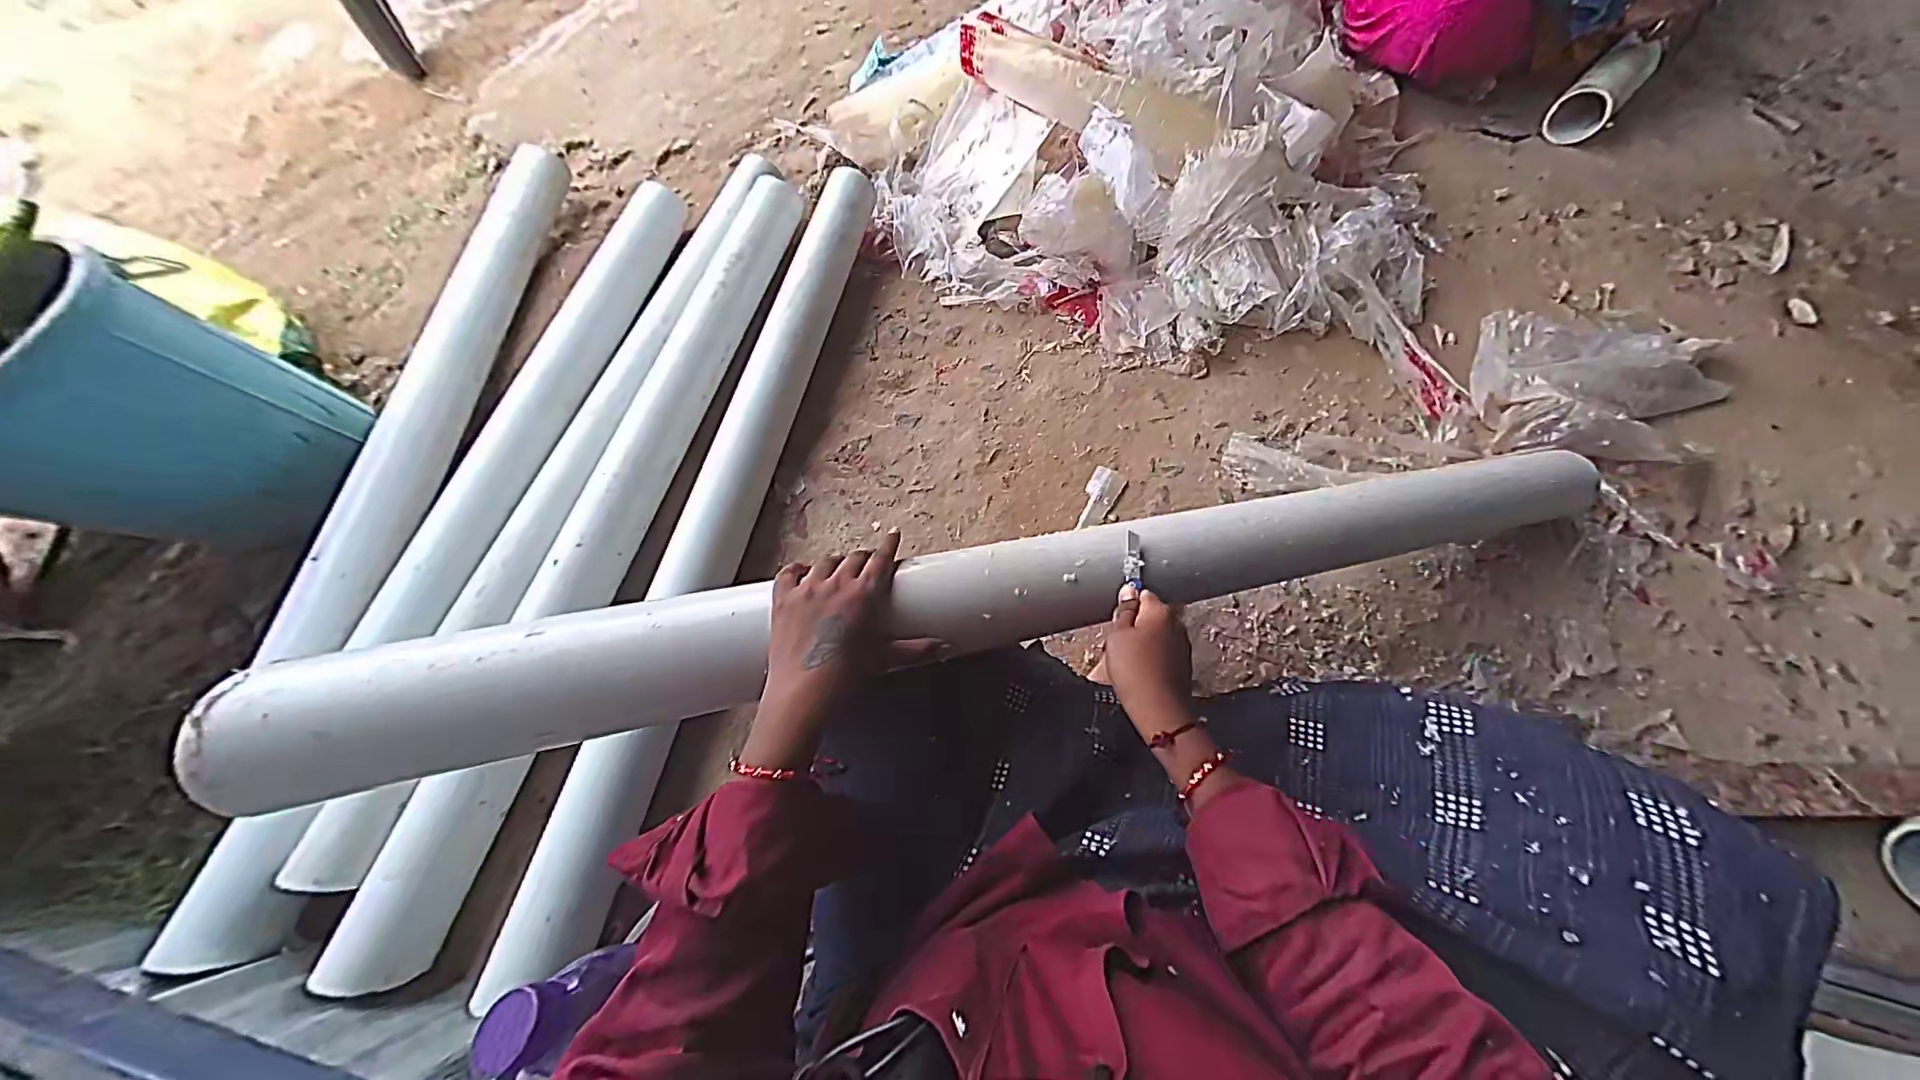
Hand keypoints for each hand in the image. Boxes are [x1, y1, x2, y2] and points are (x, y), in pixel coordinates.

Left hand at [741, 531, 944, 771]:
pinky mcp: (783, 600)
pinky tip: (802, 571)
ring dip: (835, 564)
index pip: (880, 560)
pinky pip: (789, 573)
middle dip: (863, 557)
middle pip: (853, 558)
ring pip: (824, 563)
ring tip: (838, 570)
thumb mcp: (882, 658)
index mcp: (863, 596)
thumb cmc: (843, 678)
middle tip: (867, 563)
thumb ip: (914, 649)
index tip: (892, 537)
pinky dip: (798, 569)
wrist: (803, 692)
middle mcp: (835, 585)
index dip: (888, 546)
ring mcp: (807, 590)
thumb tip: (940, 647)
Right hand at [1102, 584, 1193, 738]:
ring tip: (1124, 662)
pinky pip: (1161, 654)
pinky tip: (1137, 673)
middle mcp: (1176, 624)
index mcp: (1160, 611)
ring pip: (1155, 636)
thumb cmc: (1136, 671)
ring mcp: (1181, 645)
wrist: (1156, 707)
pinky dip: (1149, 659)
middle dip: (1133, 627)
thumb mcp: (1116, 635)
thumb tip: (1128, 592)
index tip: (1117, 619)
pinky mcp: (1181, 664)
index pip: (1142, 594)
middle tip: (1117, 643)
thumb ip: (1123, 610)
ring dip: (1141, 644)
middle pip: (1149, 617)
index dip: (1126, 606)